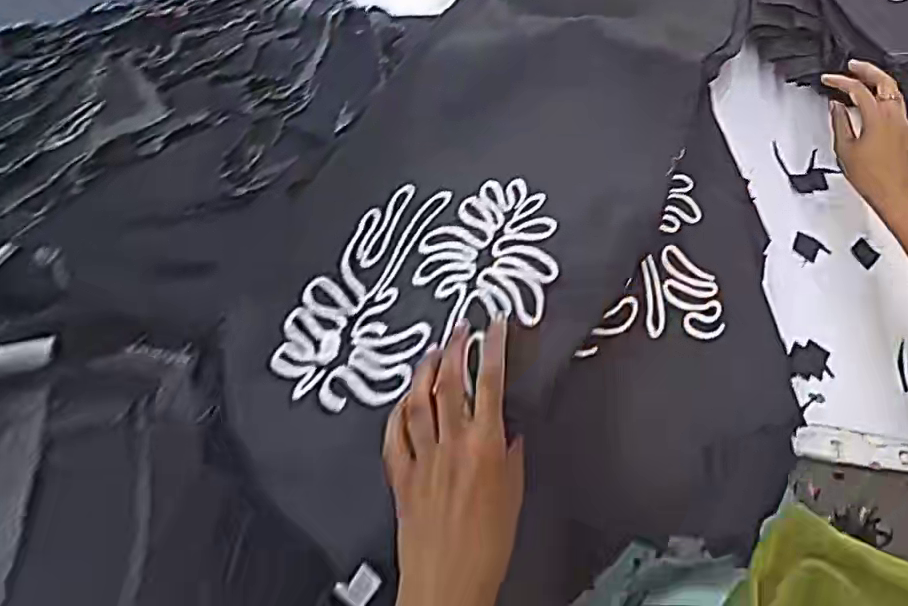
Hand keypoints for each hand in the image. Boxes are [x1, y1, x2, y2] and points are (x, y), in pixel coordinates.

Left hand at [384, 318, 522, 605]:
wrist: (448, 587)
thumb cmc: (486, 547)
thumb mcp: (514, 492)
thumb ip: (511, 453)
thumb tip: (510, 429)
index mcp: (484, 446)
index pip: (489, 381)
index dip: (493, 347)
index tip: (496, 326)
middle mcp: (451, 445)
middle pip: (449, 382)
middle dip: (455, 347)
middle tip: (461, 328)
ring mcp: (423, 459)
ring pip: (418, 402)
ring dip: (425, 371)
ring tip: (433, 352)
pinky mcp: (401, 478)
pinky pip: (393, 436)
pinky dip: (397, 412)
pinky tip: (403, 399)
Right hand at [821, 61, 907, 223]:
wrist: (897, 197)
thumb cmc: (874, 179)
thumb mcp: (845, 149)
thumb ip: (839, 122)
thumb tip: (836, 107)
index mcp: (878, 117)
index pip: (858, 88)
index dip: (840, 80)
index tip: (828, 80)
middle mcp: (894, 117)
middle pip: (884, 81)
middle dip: (866, 69)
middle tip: (851, 65)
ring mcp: (903, 124)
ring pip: (894, 91)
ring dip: (877, 80)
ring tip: (862, 78)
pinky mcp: (906, 132)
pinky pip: (896, 104)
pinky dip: (883, 95)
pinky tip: (872, 101)